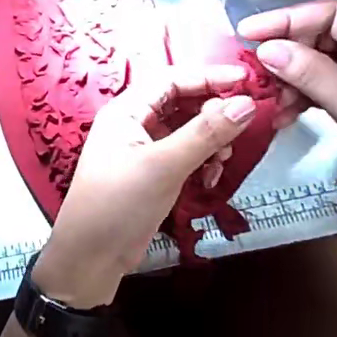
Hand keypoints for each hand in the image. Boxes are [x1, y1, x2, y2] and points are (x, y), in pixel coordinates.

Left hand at [31, 65, 257, 307]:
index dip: (209, 76)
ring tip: (224, 160)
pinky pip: (185, 155)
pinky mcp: (153, 175)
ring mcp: (143, 150)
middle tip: (242, 124)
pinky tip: (212, 177)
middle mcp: (134, 124)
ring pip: (187, 130)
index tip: (246, 81)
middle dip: (213, 112)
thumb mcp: (164, 166)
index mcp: (126, 111)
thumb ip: (206, 133)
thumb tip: (247, 104)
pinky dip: (202, 161)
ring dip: (211, 140)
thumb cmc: (118, 205)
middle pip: (182, 102)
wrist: (90, 261)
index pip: (172, 78)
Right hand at [237, 0, 336, 261]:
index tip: (248, 32)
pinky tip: (285, 116)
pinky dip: (307, 101)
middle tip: (254, 72)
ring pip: (324, 67)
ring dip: (294, 81)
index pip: (333, 14)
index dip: (288, 20)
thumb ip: (312, 74)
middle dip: (289, 53)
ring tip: (269, 100)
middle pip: (326, 38)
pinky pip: (330, 92)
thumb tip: (268, 47)